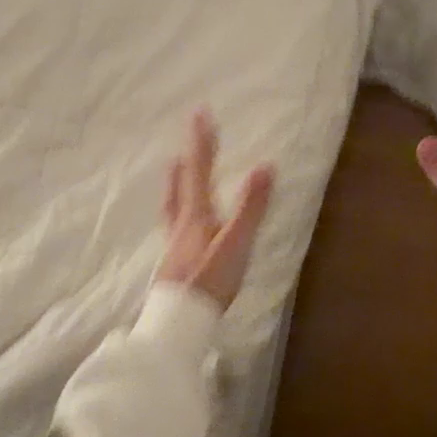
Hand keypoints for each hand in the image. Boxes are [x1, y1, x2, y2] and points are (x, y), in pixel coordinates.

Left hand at [156, 111, 275, 308]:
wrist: (179, 323)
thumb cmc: (210, 282)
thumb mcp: (236, 243)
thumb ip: (250, 207)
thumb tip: (265, 166)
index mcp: (196, 216)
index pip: (198, 171)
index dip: (201, 143)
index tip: (200, 114)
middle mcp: (181, 225)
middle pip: (181, 186)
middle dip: (187, 159)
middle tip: (186, 138)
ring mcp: (174, 245)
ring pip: (172, 206)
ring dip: (174, 184)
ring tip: (172, 169)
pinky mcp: (173, 264)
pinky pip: (173, 226)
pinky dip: (175, 211)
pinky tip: (178, 223)